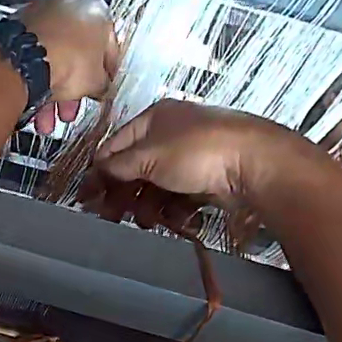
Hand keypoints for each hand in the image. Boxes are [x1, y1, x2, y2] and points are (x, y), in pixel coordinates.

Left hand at [18, 0, 118, 135]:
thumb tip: (100, 88)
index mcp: (96, 8)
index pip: (108, 44)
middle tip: (72, 104)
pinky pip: (32, 56)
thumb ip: (102, 84)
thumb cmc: (61, 59)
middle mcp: (68, 4)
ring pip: (52, 56)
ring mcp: (40, 13)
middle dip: (74, 85)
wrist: (23, 62)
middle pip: (76, 52)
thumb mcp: (95, 81)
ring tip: (49, 113)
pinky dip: (35, 78)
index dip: (107, 71)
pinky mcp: (17, 26)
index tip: (102, 84)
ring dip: (53, 88)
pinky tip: (34, 100)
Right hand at [79, 100, 338, 222]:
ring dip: (145, 206)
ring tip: (145, 222)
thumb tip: (95, 173)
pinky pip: (179, 196)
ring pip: (156, 185)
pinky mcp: (208, 179)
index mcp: (154, 118)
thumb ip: (116, 166)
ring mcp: (191, 158)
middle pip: (135, 169)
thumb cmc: (196, 151)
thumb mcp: (147, 155)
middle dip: (122, 194)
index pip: (115, 146)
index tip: (85, 198)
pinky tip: (169, 220)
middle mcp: (171, 135)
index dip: (98, 172)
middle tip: (109, 217)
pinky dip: (171, 209)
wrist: (256, 165)